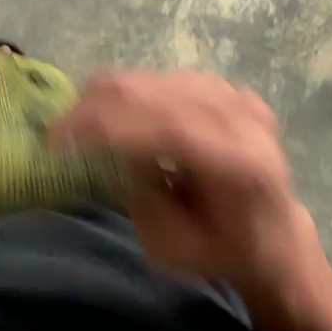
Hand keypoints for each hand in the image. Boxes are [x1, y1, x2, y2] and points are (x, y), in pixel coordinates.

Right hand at [49, 70, 331, 330]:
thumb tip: (105, 151)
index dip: (104, 125)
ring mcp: (235, 96)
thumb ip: (140, 196)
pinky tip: (114, 121)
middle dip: (91, 108)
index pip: (166, 125)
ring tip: (79, 129)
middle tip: (56, 136)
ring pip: (150, 77)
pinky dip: (128, 96)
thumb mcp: (173, 246)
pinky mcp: (224, 88)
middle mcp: (243, 117)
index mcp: (243, 162)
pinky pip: (160, 78)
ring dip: (104, 99)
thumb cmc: (223, 253)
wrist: (275, 238)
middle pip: (152, 91)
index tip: (57, 142)